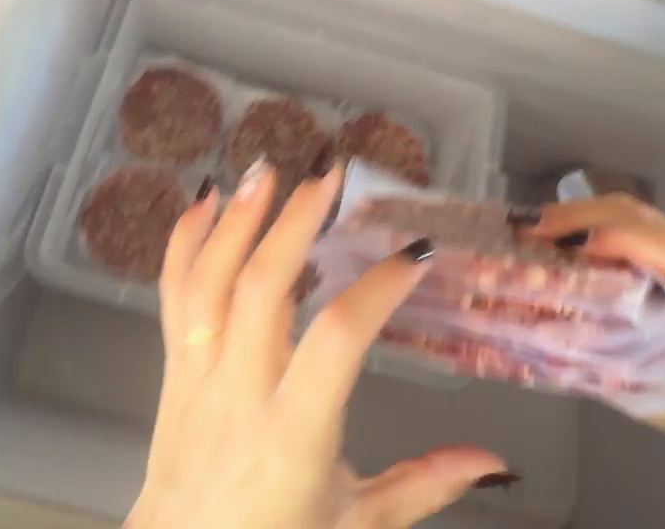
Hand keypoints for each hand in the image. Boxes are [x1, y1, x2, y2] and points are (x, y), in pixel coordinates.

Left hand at [127, 161, 510, 528]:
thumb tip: (492, 463)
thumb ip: (423, 486)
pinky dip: (185, 240)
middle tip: (328, 176)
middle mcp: (240, 391)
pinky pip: (172, 292)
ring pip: (210, 281)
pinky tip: (205, 199)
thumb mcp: (356, 522)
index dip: (377, 290)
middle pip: (262, 289)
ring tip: (266, 170)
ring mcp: (198, 371)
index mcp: (294, 433)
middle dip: (295, 222)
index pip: (338, 341)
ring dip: (238, 219)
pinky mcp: (174, 362)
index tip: (415, 254)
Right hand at [527, 194, 664, 443]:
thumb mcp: (664, 390)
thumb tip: (554, 327)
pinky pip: (643, 225)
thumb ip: (616, 356)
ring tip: (545, 225)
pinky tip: (572, 235)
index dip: (619, 238)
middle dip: (588, 216)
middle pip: (649, 219)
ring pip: (643, 215)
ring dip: (590, 215)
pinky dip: (603, 223)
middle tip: (536, 226)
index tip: (569, 246)